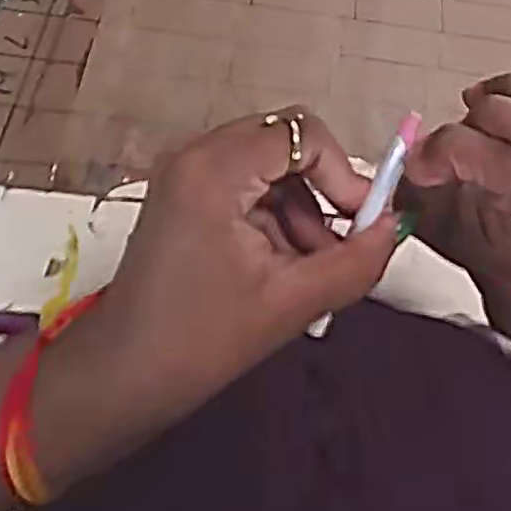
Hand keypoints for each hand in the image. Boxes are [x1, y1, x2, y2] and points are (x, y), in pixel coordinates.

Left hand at [30, 109, 395, 488]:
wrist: (118, 378)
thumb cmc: (197, 341)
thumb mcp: (290, 303)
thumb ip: (354, 262)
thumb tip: (392, 229)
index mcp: (215, 170)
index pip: (302, 132)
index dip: (341, 171)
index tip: (361, 220)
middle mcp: (198, 153)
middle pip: (288, 140)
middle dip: (323, 188)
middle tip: (342, 239)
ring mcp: (189, 168)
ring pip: (272, 162)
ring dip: (302, 205)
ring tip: (311, 262)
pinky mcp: (188, 187)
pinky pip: (251, 180)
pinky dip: (277, 212)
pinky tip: (283, 260)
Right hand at [401, 54, 510, 338]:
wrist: (506, 246)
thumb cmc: (464, 229)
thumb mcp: (425, 221)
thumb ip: (413, 189)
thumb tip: (415, 153)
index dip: (463, 152)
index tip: (421, 158)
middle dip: (503, 115)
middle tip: (464, 117)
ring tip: (480, 100)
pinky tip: (509, 90)